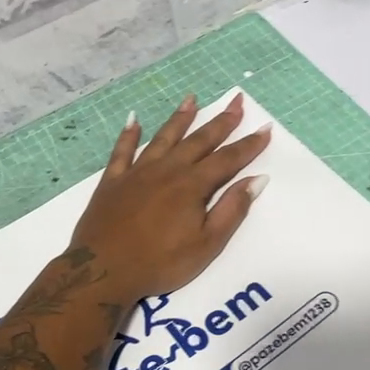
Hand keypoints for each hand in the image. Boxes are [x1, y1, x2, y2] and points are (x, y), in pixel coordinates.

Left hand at [69, 94, 272, 301]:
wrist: (103, 270)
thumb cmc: (160, 263)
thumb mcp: (206, 244)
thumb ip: (232, 210)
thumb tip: (257, 179)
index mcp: (192, 186)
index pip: (227, 160)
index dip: (249, 145)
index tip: (265, 128)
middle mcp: (167, 170)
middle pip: (198, 141)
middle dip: (221, 122)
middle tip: (236, 101)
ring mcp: (137, 172)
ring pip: (163, 138)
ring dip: (180, 118)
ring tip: (192, 99)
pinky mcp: (112, 181)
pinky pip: (122, 151)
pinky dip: (129, 134)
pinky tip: (133, 120)